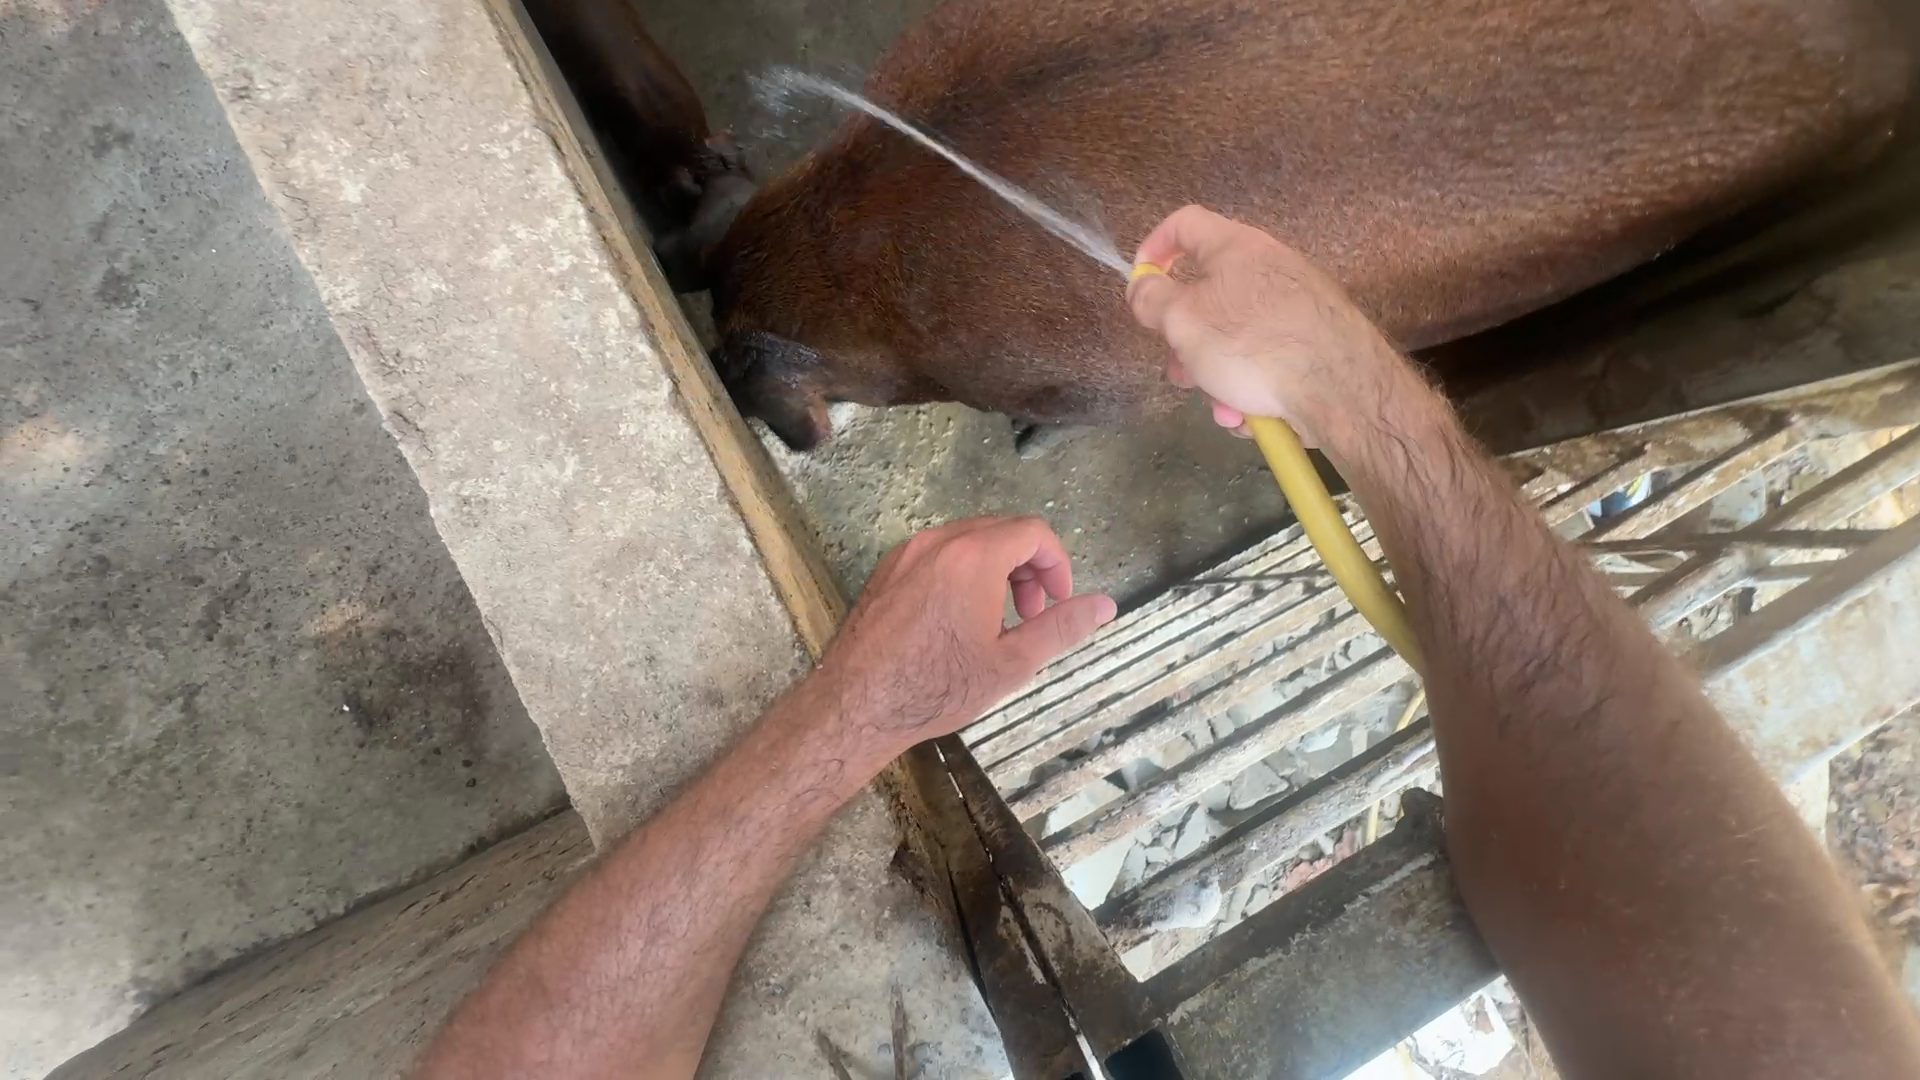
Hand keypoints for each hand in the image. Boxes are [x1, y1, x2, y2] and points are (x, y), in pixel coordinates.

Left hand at [814, 517, 1116, 754]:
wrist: (856, 704)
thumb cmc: (936, 686)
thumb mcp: (1011, 662)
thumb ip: (1062, 627)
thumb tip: (1106, 605)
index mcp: (973, 556)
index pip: (1033, 531)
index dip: (1058, 563)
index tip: (1058, 601)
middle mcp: (938, 541)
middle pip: (1002, 530)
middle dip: (1029, 567)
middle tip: (1031, 614)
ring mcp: (907, 552)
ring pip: (969, 540)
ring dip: (997, 568)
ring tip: (997, 619)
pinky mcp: (887, 568)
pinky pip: (938, 553)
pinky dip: (963, 570)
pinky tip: (957, 618)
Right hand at [1127, 205, 1404, 448]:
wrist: (1336, 386)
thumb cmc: (1250, 343)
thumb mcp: (1182, 320)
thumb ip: (1151, 300)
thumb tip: (1140, 287)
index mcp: (1234, 248)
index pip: (1182, 224)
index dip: (1152, 249)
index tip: (1138, 287)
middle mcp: (1265, 268)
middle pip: (1203, 296)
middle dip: (1182, 341)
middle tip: (1180, 371)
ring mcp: (1289, 307)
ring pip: (1228, 339)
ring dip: (1212, 376)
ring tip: (1221, 405)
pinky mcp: (1306, 343)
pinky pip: (1258, 361)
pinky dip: (1245, 388)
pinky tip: (1249, 412)